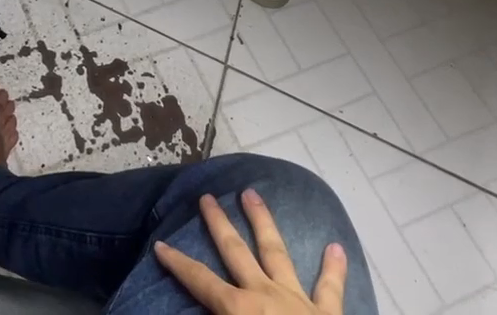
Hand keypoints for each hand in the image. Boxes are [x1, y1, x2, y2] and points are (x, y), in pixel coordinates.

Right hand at [153, 190, 346, 314]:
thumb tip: (194, 313)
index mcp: (239, 310)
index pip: (201, 281)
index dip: (178, 263)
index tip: (160, 244)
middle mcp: (264, 295)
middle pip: (235, 252)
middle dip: (219, 223)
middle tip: (207, 197)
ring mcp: (297, 301)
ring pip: (276, 252)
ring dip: (262, 222)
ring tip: (252, 193)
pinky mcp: (328, 314)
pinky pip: (330, 289)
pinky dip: (334, 269)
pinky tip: (336, 247)